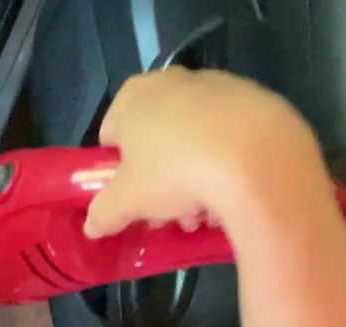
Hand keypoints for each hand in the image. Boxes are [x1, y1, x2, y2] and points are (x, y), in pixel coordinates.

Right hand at [83, 68, 324, 239]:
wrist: (254, 158)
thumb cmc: (173, 173)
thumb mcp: (125, 203)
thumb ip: (102, 214)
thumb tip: (91, 226)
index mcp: (132, 98)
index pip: (109, 137)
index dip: (115, 173)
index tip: (128, 199)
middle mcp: (171, 82)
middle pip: (153, 142)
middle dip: (156, 182)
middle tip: (164, 213)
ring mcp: (215, 87)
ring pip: (190, 143)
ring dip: (189, 181)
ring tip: (199, 214)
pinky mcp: (252, 101)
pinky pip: (224, 140)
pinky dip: (221, 167)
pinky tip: (227, 196)